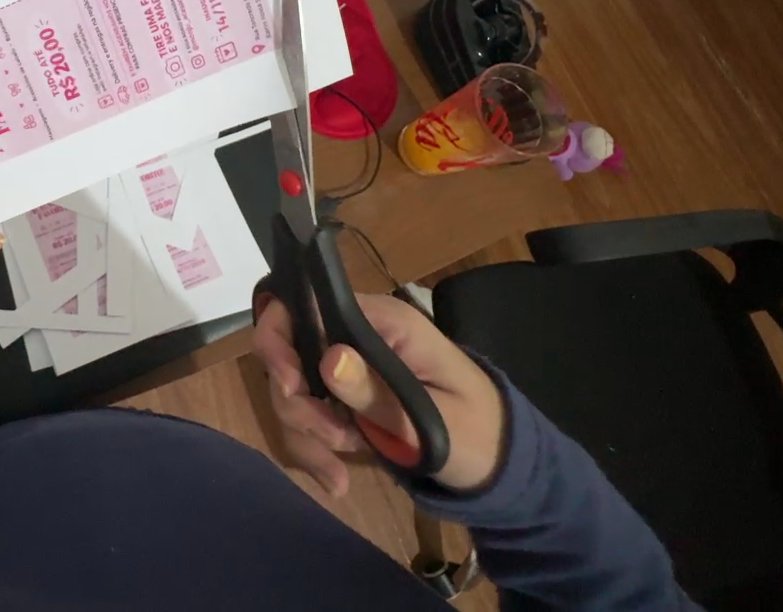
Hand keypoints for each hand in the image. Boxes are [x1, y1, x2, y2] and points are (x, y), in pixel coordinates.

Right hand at [252, 291, 504, 495]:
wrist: (502, 469)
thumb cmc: (481, 435)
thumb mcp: (438, 422)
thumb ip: (379, 392)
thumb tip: (328, 359)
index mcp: (381, 321)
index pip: (305, 304)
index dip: (280, 339)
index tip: (291, 388)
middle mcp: (354, 333)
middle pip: (287, 350)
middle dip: (299, 403)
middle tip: (334, 440)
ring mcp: (344, 365)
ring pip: (290, 389)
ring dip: (306, 432)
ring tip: (342, 470)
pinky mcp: (340, 396)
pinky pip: (304, 416)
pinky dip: (312, 449)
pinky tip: (336, 478)